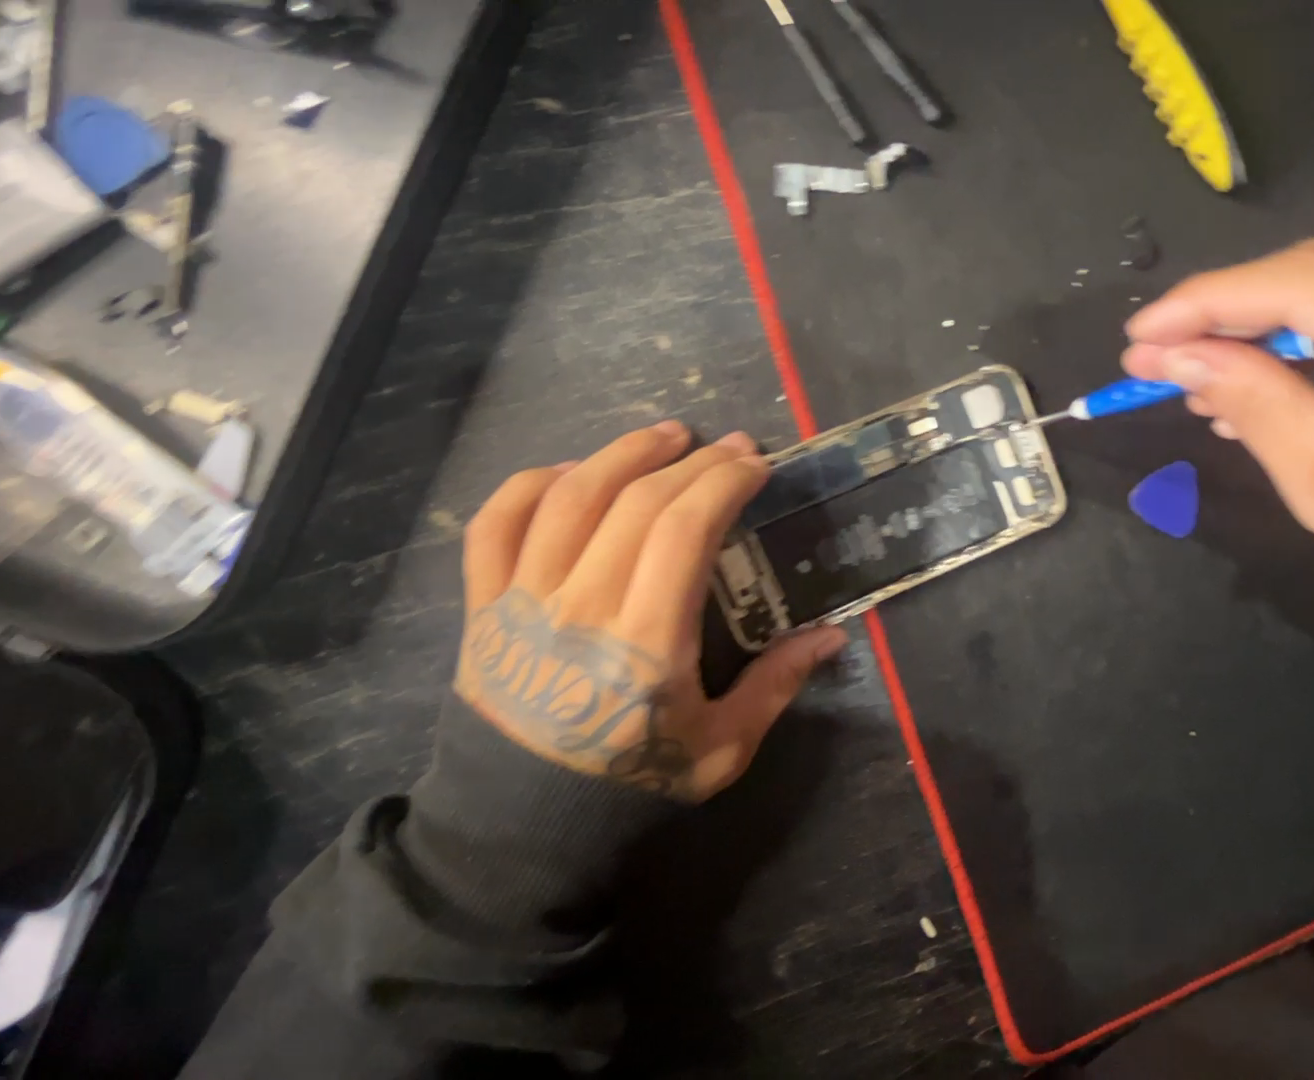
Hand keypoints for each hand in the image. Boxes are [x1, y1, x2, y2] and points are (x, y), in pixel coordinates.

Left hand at [453, 421, 847, 801]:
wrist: (522, 822)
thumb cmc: (633, 783)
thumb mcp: (722, 749)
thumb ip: (776, 686)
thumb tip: (831, 634)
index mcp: (645, 643)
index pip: (685, 529)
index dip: (724, 483)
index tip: (757, 465)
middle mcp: (581, 606)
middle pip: (637, 502)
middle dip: (693, 462)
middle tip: (730, 447)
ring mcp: (522, 600)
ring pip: (568, 496)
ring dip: (622, 453)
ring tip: (665, 436)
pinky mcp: (482, 605)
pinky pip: (497, 524)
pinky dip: (533, 484)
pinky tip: (573, 471)